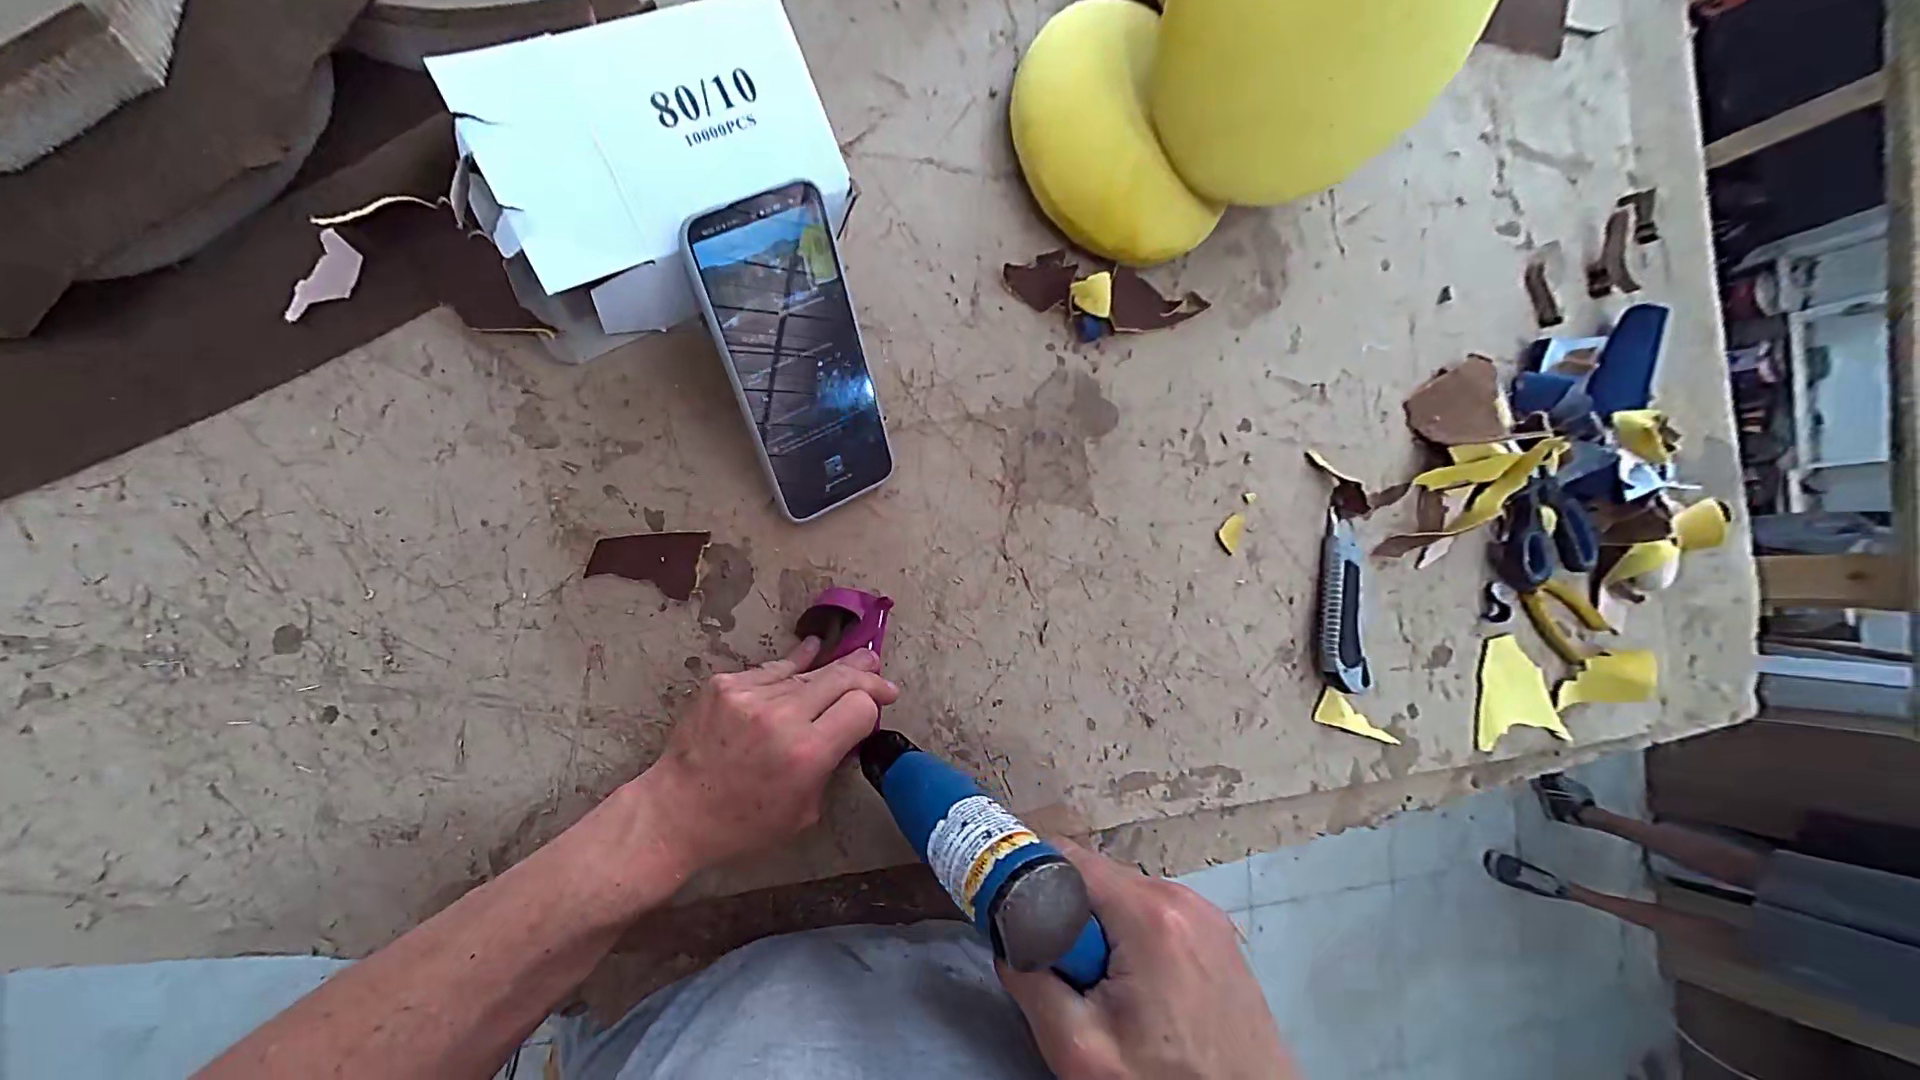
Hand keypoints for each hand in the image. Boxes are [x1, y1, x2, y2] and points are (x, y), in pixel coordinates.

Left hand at [641, 638, 899, 873]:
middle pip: (841, 677)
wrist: (675, 812)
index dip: (874, 705)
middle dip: (866, 674)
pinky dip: (793, 667)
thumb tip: (852, 726)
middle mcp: (781, 717)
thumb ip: (833, 762)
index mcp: (807, 753)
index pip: (861, 705)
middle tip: (879, 672)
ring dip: (832, 668)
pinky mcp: (726, 684)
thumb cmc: (743, 823)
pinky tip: (811, 651)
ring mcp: (750, 695)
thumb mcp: (805, 809)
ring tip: (856, 658)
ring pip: (807, 670)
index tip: (879, 706)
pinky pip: (772, 670)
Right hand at [997, 840, 1295, 1079]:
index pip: (1068, 856)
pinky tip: (1137, 988)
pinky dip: (1132, 936)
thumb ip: (1030, 983)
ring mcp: (1206, 913)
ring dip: (1100, 926)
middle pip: (1097, 876)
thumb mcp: (1079, 1048)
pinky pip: (1155, 913)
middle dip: (1068, 911)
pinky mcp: (1218, 934)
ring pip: (1124, 895)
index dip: (1032, 874)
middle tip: (1063, 967)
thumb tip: (1005, 942)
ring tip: (1102, 986)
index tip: (1013, 907)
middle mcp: (1182, 898)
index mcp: (1149, 913)